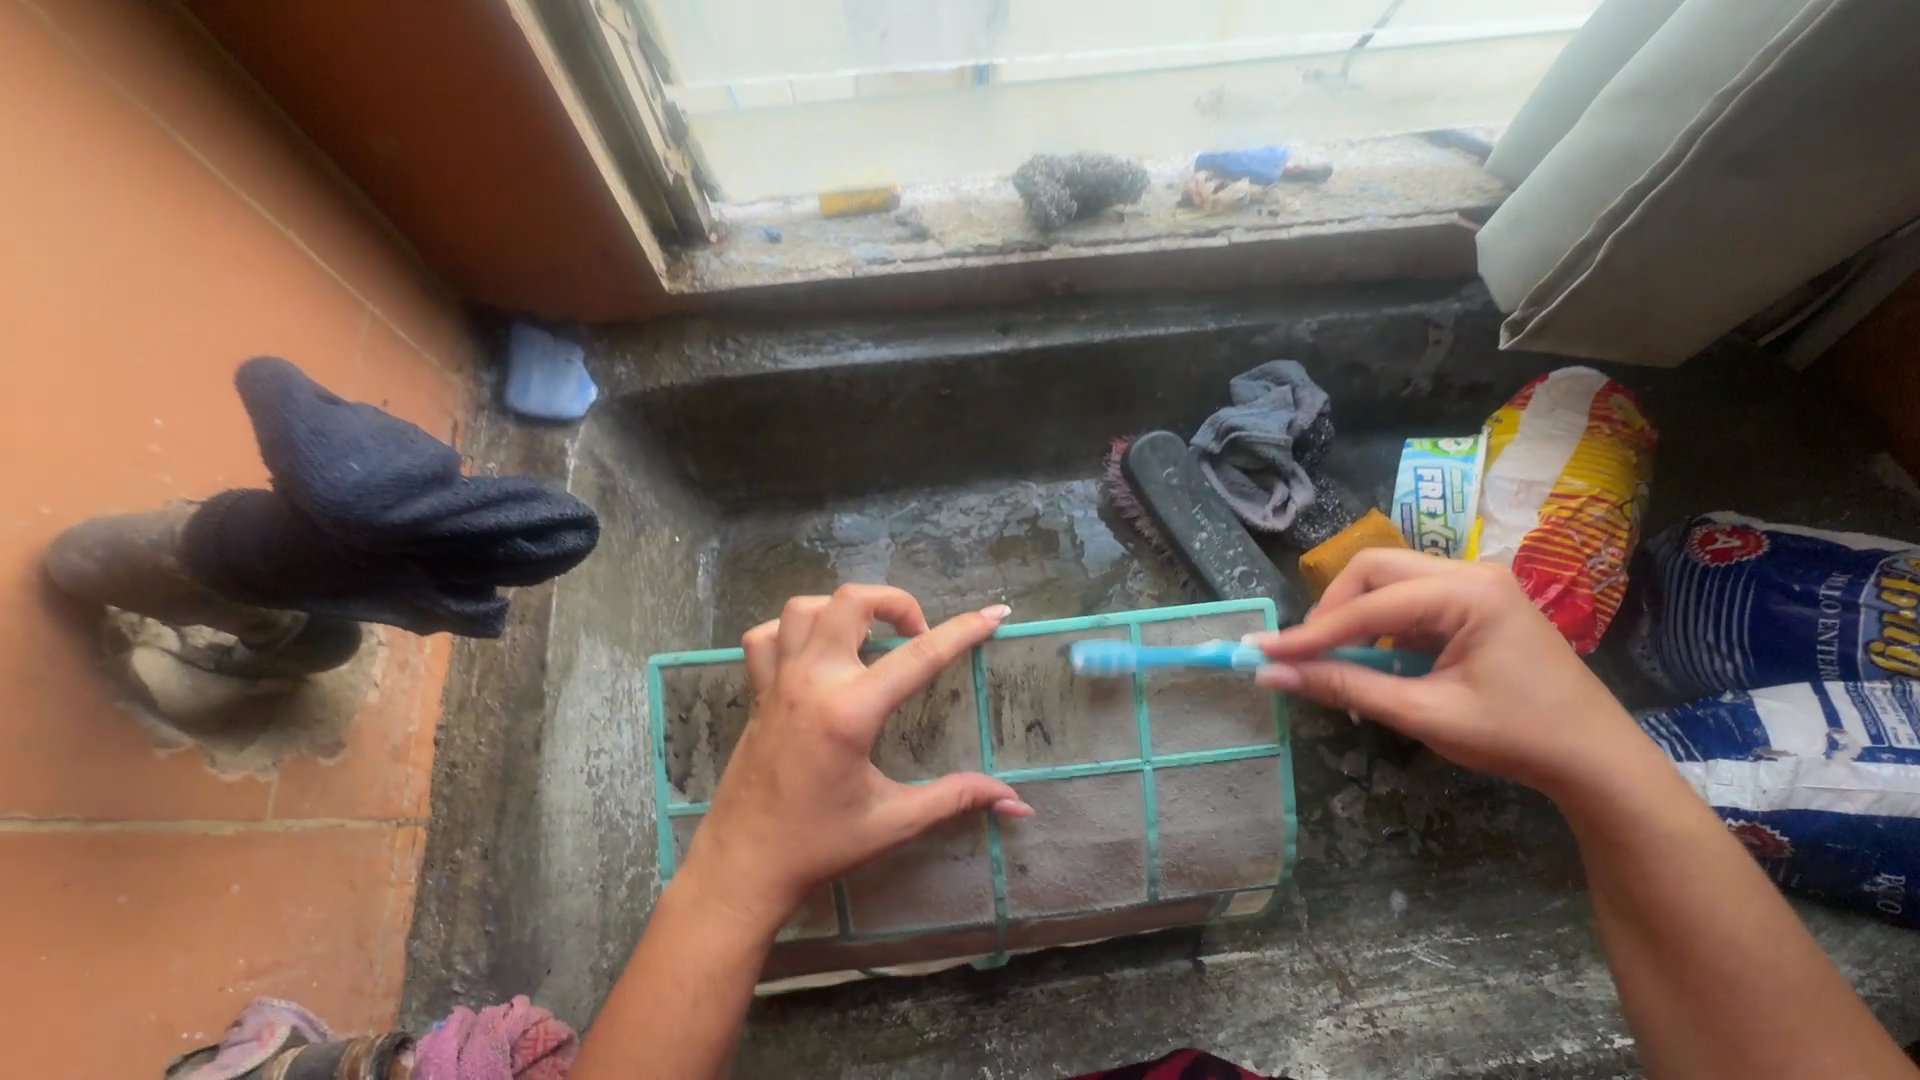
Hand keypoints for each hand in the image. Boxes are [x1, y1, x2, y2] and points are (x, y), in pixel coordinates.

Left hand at [679, 586, 1031, 931]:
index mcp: (849, 713)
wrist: (742, 866)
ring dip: (843, 610)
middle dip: (895, 603)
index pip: (919, 657)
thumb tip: (1015, 802)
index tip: (993, 615)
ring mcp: (778, 682)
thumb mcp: (893, 821)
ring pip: (804, 608)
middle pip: (851, 602)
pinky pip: (765, 636)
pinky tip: (815, 652)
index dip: (963, 630)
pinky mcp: (757, 692)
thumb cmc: (818, 845)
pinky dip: (793, 630)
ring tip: (870, 637)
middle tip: (918, 634)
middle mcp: (811, 682)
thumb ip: (955, 798)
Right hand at [1248, 549, 1647, 799]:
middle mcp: (1470, 572)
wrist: (1597, 760)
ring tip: (1340, 664)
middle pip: (1373, 569)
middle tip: (1307, 655)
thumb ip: (1345, 688)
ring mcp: (1475, 583)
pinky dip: (1380, 627)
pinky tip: (1378, 663)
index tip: (1263, 654)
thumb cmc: (1517, 738)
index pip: (1368, 606)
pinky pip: (1408, 599)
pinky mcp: (1474, 602)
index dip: (1311, 633)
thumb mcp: (1424, 715)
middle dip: (1332, 610)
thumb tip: (1271, 676)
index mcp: (1468, 593)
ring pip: (1387, 580)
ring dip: (1354, 617)